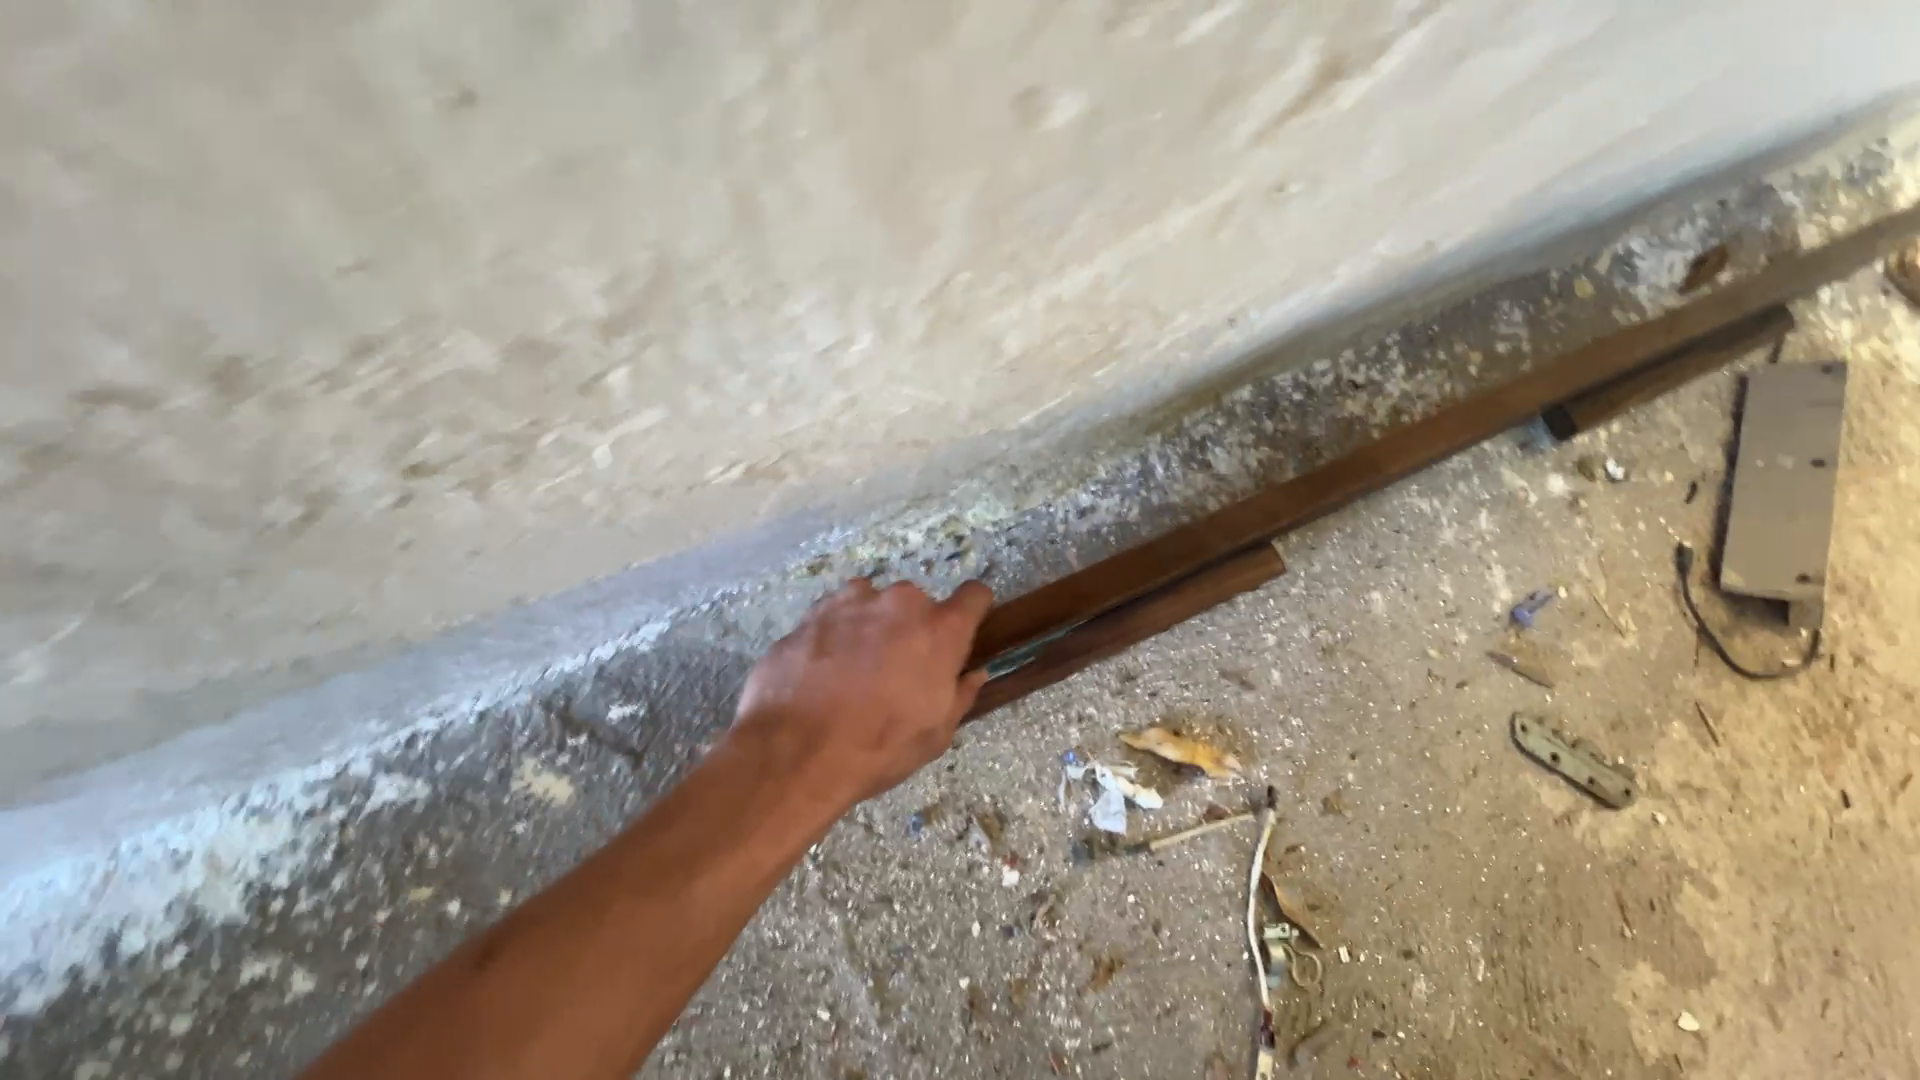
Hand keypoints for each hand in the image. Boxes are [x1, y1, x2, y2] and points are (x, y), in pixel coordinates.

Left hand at [730, 579, 993, 807]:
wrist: (794, 751)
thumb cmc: (878, 748)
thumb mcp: (934, 735)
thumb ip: (959, 695)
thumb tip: (973, 674)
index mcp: (940, 630)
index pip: (975, 595)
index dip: (972, 612)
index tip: (960, 634)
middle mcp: (900, 603)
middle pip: (917, 605)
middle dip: (911, 630)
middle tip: (896, 671)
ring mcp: (851, 601)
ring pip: (872, 605)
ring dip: (870, 627)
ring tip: (852, 671)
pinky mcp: (811, 612)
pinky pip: (835, 615)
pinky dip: (834, 635)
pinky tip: (821, 672)